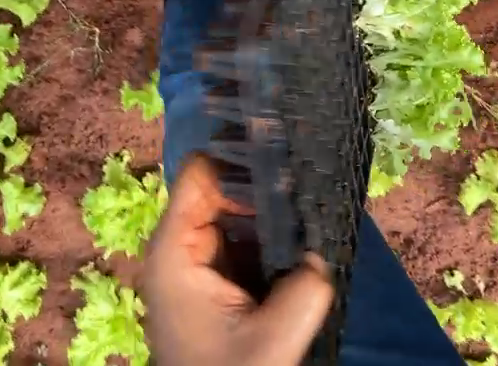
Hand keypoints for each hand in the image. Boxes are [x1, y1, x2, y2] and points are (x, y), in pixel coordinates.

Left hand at [142, 157, 333, 365]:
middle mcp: (180, 246)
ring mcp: (197, 261)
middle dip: (263, 181)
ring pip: (236, 209)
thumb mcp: (272, 342)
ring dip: (271, 208)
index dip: (239, 157)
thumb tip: (322, 253)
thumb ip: (305, 292)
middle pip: (220, 185)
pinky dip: (270, 232)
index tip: (283, 156)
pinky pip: (243, 236)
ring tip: (308, 198)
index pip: (200, 172)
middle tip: (306, 176)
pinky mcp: (215, 278)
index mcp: (175, 250)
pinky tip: (299, 230)